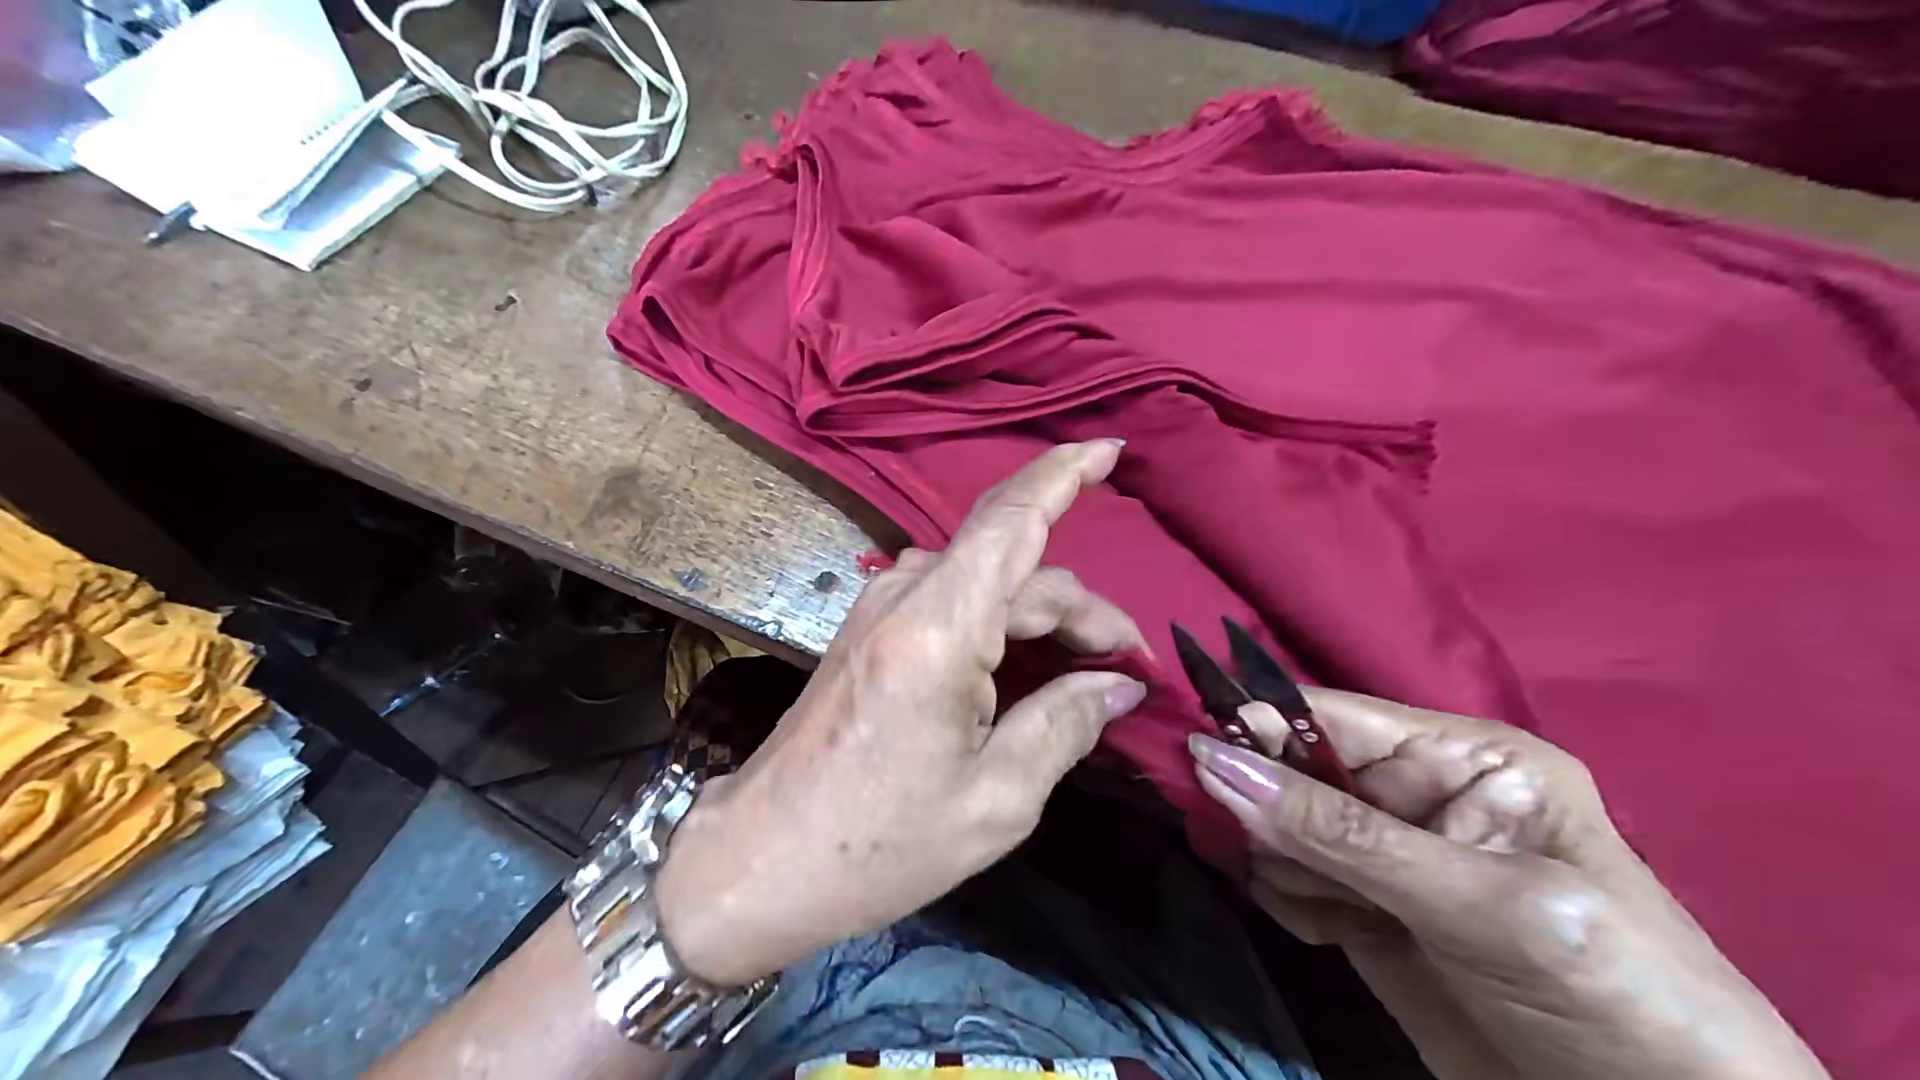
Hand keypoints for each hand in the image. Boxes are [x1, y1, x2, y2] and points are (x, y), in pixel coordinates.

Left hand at [655, 441, 1148, 985]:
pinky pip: (956, 603)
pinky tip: (1030, 672)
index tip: (1112, 451)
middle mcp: (907, 595)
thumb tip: (1118, 685)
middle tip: (1130, 674)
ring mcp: (883, 607)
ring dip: (1044, 620)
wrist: (763, 856)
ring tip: (1088, 678)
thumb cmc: (879, 842)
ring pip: (988, 584)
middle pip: (1016, 569)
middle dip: (1083, 613)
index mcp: (939, 628)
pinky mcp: (873, 629)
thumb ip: (1064, 725)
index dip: (1065, 475)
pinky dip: (1003, 627)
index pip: (1012, 520)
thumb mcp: (995, 799)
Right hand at [1190, 690, 1827, 1079]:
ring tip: (1324, 908)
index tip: (1192, 748)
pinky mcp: (1366, 907)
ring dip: (1276, 860)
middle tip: (1253, 847)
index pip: (1330, 716)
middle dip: (1265, 805)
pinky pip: (1287, 876)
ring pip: (1279, 824)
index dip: (1259, 724)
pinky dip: (1287, 898)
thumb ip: (1340, 833)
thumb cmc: (1614, 999)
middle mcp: (1417, 793)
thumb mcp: (1483, 904)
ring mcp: (1388, 853)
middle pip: (1293, 768)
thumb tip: (1211, 759)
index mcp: (1462, 757)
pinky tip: (1326, 930)